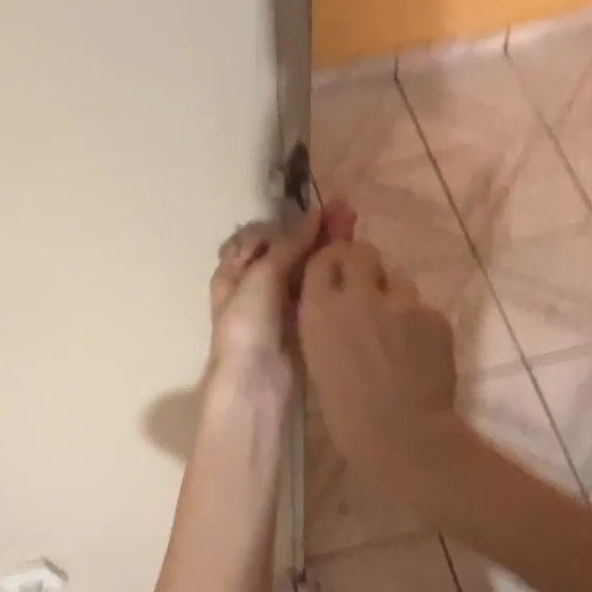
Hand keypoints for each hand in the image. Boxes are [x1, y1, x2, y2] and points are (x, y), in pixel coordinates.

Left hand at [208, 200, 355, 383]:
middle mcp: (255, 285)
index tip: (320, 211)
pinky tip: (355, 262)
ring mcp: (280, 305)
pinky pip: (317, 293)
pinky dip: (332, 277)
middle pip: (288, 251)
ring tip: (356, 229)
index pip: (262, 236)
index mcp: (234, 271)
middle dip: (316, 232)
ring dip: (328, 249)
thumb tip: (316, 214)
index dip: (289, 222)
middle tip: (348, 212)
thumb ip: (290, 244)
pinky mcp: (302, 323)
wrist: (256, 380)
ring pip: (306, 270)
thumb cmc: (249, 322)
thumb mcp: (262, 274)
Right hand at [298, 238, 471, 492]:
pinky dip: (418, 323)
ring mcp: (402, 302)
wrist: (402, 437)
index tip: (335, 275)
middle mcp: (359, 295)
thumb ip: (324, 322)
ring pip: (397, 279)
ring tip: (393, 329)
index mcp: (321, 310)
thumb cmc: (347, 413)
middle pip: (361, 253)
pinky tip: (415, 351)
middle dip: (362, 265)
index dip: (331, 263)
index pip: (324, 257)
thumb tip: (332, 302)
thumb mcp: (318, 360)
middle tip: (366, 289)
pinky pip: (422, 307)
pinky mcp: (435, 315)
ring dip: (392, 295)